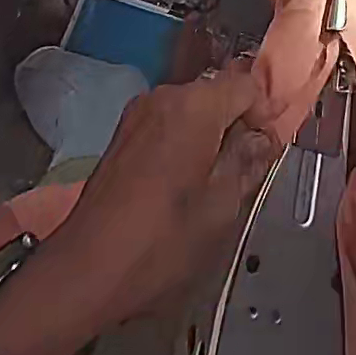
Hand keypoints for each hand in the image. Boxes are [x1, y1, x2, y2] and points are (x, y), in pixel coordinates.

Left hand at [39, 59, 279, 324]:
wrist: (86, 270)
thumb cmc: (163, 238)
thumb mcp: (223, 204)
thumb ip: (249, 159)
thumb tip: (262, 137)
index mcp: (196, 105)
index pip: (248, 85)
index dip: (265, 112)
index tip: (269, 146)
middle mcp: (166, 96)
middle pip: (218, 92)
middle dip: (238, 121)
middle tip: (249, 164)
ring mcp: (139, 112)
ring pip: (193, 107)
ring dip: (212, 130)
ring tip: (216, 176)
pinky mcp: (123, 132)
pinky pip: (169, 121)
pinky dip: (185, 138)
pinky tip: (184, 178)